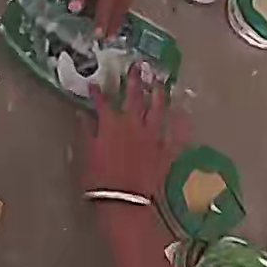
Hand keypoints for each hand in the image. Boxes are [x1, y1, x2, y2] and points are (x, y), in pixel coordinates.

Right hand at [82, 64, 183, 198]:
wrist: (124, 202)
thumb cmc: (100, 180)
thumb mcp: (87, 154)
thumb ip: (86, 131)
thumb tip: (81, 114)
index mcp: (111, 123)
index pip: (102, 101)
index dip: (97, 91)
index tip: (94, 84)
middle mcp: (133, 123)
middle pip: (134, 96)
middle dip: (135, 80)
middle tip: (138, 65)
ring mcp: (152, 134)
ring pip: (157, 108)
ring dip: (159, 93)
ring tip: (160, 81)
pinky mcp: (165, 148)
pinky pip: (176, 132)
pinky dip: (180, 122)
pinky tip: (184, 113)